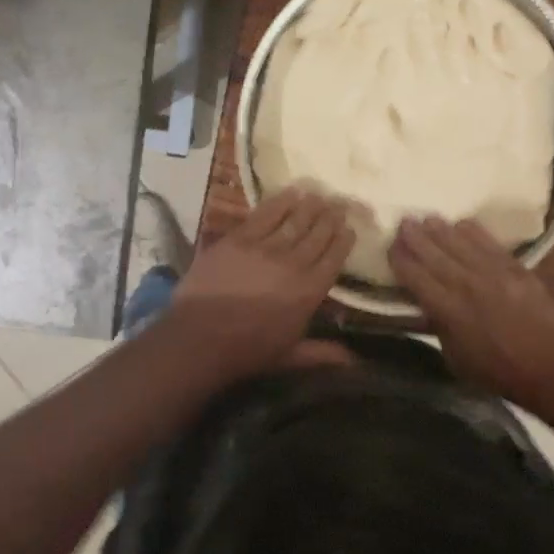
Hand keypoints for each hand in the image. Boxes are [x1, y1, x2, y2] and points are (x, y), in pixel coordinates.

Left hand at [169, 188, 355, 379]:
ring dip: (310, 205)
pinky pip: (265, 214)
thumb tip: (353, 361)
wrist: (200, 339)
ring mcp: (265, 248)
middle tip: (340, 203)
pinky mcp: (238, 239)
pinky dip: (281, 202)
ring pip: (295, 219)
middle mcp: (293, 264)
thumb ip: (322, 353)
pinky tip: (291, 192)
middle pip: (318, 233)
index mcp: (309, 292)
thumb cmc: (247, 352)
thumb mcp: (290, 356)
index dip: (344, 240)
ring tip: (320, 194)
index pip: (334, 257)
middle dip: (332, 217)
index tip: (350, 228)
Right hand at [389, 216, 553, 398]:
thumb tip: (430, 307)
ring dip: (440, 229)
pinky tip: (461, 223)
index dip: (400, 260)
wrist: (550, 363)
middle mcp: (465, 284)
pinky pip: (488, 242)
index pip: (415, 276)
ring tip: (427, 218)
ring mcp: (491, 272)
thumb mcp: (456, 357)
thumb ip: (439, 327)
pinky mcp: (514, 267)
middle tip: (404, 221)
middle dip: (415, 237)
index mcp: (447, 309)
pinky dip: (472, 231)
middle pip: (433, 254)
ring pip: (459, 242)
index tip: (390, 248)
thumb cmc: (498, 370)